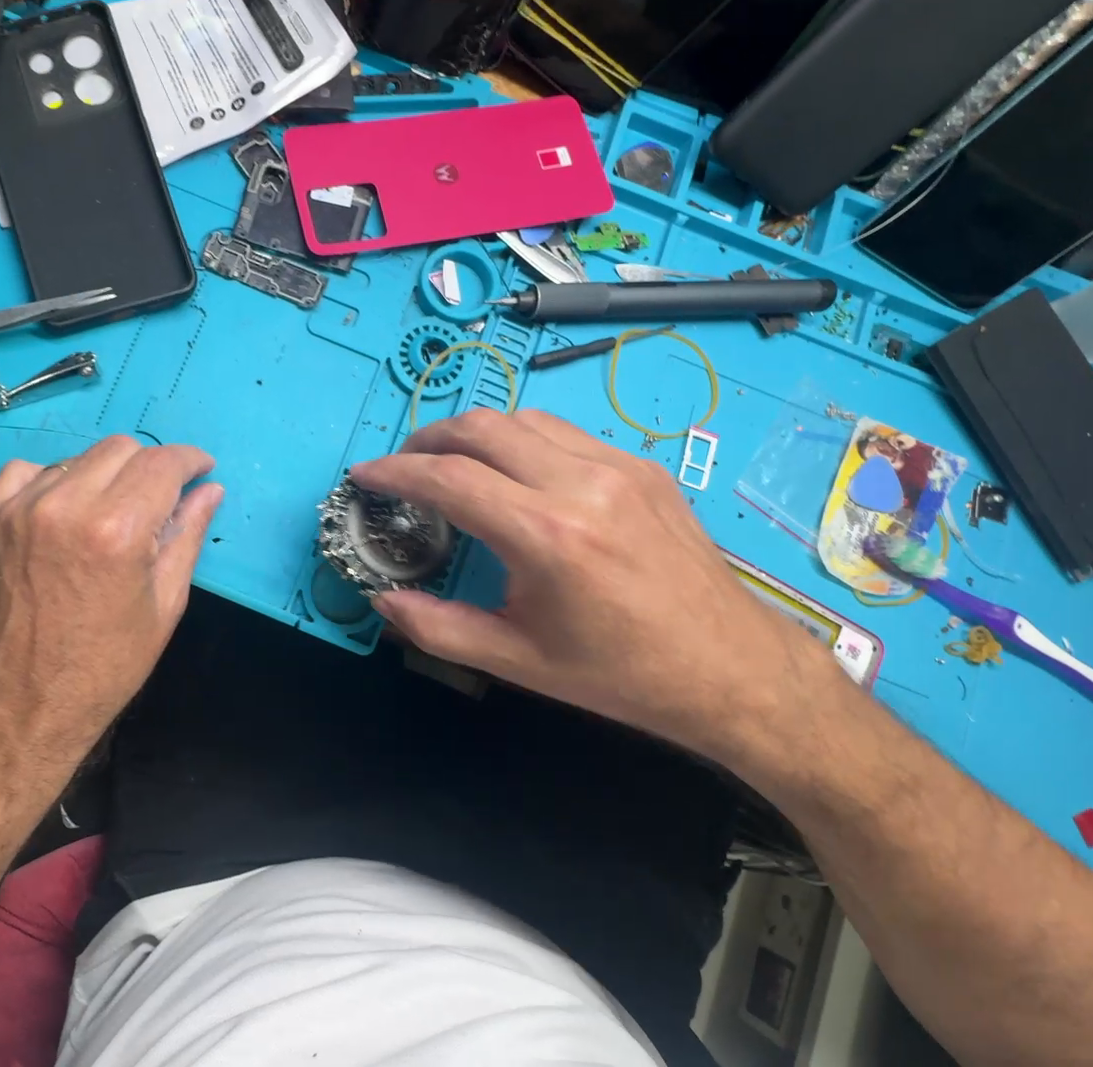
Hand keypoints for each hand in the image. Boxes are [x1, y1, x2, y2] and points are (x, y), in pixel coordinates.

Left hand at [0, 435, 222, 761]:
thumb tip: (210, 490)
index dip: (190, 461)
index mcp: (117, 530)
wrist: (26, 701)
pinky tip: (64, 513)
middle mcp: (66, 507)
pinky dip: (53, 481)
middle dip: (150, 467)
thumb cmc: (106, 664)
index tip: (200, 470)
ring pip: (77, 458)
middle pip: (121, 449)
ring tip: (109, 515)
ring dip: (103, 476)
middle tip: (158, 501)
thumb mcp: (165, 605)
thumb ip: (187, 536)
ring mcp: (20, 510)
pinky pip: (28, 471)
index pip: (162, 464)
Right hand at [352, 409, 838, 759]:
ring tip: (449, 465)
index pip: (450, 479)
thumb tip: (382, 598)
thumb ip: (436, 627)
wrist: (729, 668)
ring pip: (523, 419)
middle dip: (428, 439)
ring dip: (473, 434)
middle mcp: (582, 484)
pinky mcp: (643, 467)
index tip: (363, 476)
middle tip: (402, 467)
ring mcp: (619, 467)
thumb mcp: (514, 660)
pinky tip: (511, 474)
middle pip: (483, 427)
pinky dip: (518, 441)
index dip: (396, 472)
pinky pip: (563, 433)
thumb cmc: (616, 673)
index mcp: (548, 536)